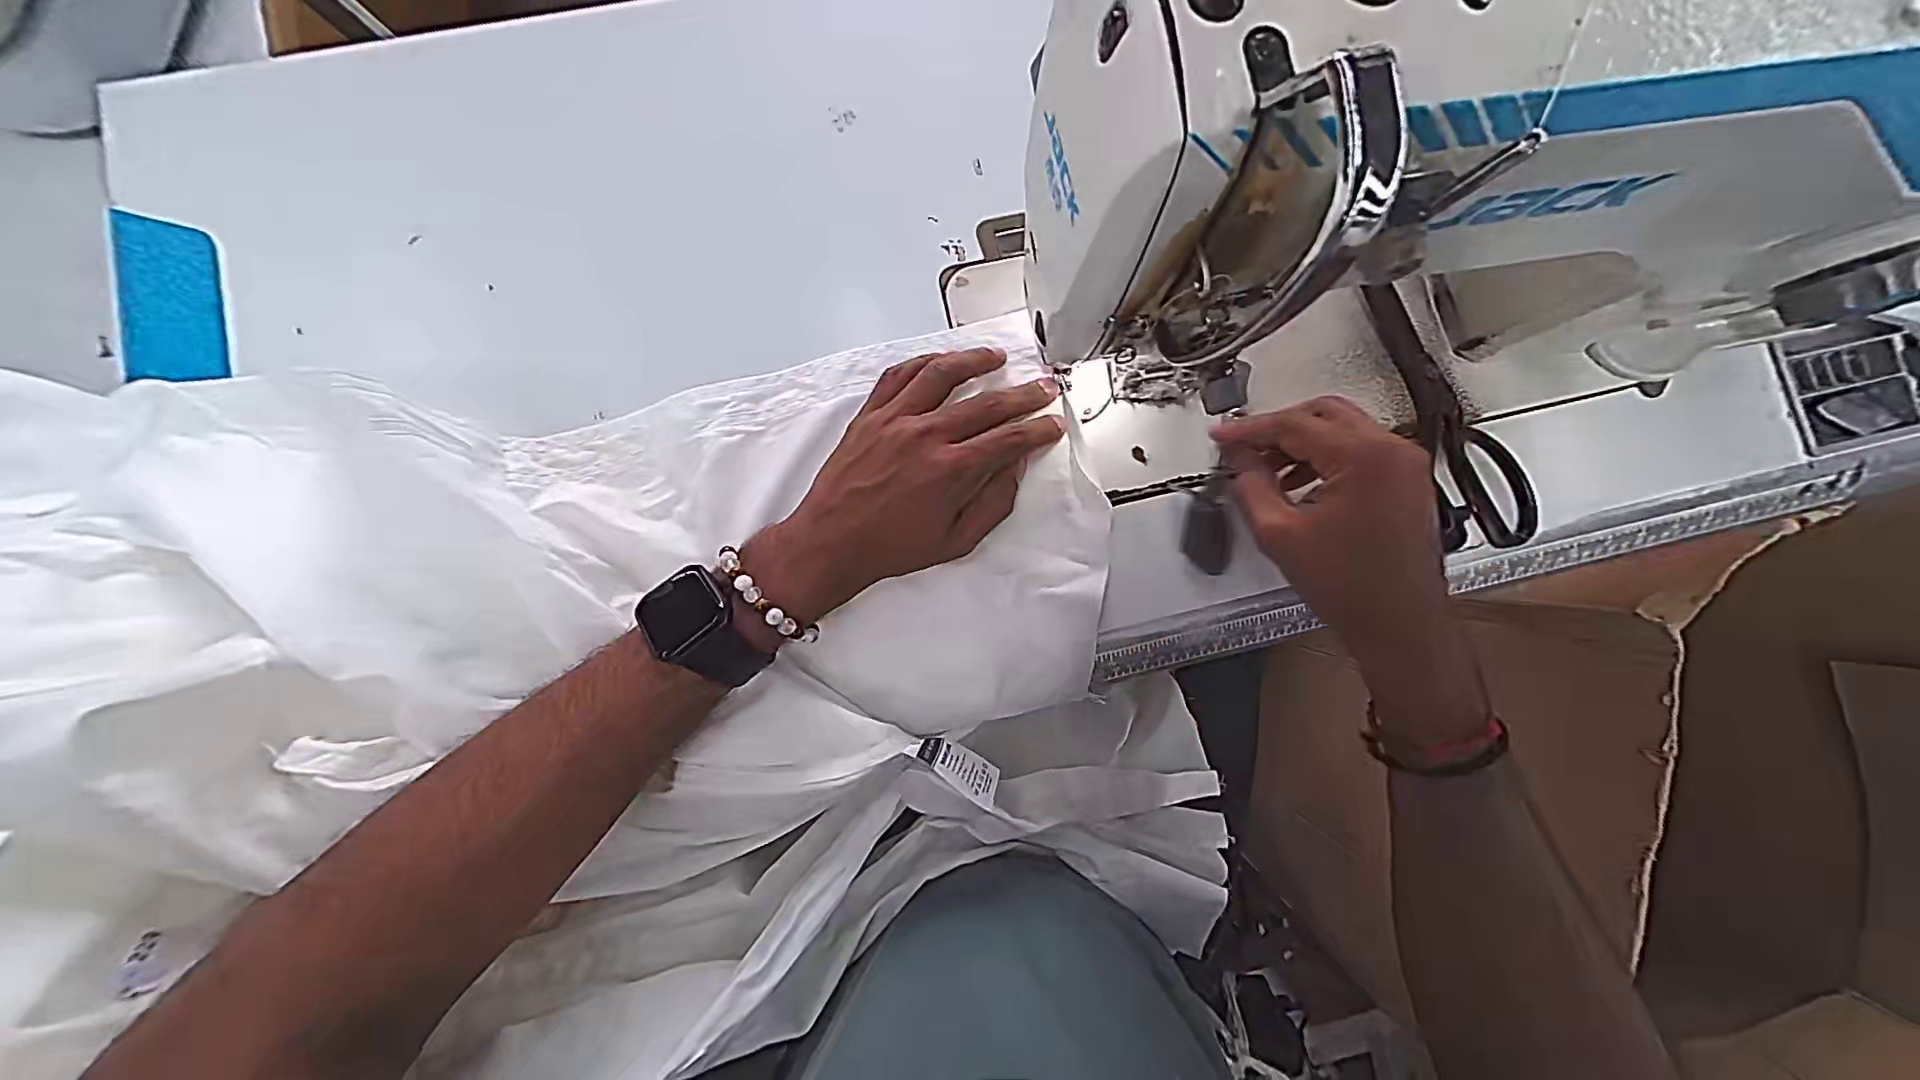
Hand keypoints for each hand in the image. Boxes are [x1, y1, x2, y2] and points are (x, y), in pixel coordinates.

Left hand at [736, 347, 1064, 645]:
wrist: (832, 541)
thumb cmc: (889, 546)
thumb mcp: (956, 540)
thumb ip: (993, 502)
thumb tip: (1015, 469)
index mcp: (949, 471)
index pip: (1008, 439)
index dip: (1038, 429)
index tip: (1050, 424)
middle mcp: (924, 437)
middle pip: (986, 403)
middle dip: (1023, 394)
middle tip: (1041, 389)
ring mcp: (894, 421)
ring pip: (942, 374)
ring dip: (974, 361)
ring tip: (995, 357)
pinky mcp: (870, 416)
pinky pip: (898, 376)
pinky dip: (923, 363)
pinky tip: (939, 361)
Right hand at [1213, 396, 1487, 738]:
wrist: (1398, 623)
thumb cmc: (1354, 588)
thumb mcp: (1279, 533)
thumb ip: (1252, 486)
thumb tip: (1241, 461)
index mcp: (1364, 458)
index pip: (1295, 424)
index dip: (1250, 429)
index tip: (1223, 435)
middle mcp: (1393, 452)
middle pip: (1322, 414)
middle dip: (1276, 428)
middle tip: (1242, 446)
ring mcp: (1405, 466)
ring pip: (1341, 429)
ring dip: (1299, 443)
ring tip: (1264, 470)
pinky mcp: (1407, 481)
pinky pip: (1359, 450)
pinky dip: (1324, 457)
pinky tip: (1296, 483)